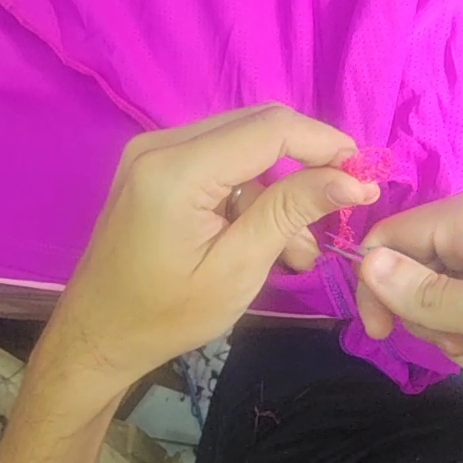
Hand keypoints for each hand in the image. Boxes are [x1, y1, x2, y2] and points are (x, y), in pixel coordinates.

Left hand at [42, 105, 379, 397]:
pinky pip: (218, 161)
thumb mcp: (238, 269)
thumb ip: (291, 213)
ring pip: (241, 144)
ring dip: (278, 188)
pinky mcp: (154, 166)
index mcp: (176, 170)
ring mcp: (153, 151)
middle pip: (257, 127)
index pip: (270, 129)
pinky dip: (249, 193)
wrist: (98, 335)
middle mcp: (160, 144)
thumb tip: (354, 179)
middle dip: (305, 164)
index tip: (364, 178)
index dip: (325, 145)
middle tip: (335, 211)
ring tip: (296, 250)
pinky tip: (261, 238)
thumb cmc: (166, 316)